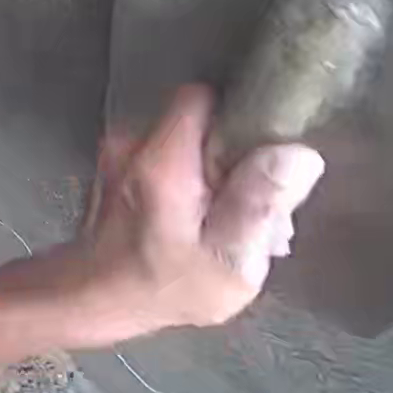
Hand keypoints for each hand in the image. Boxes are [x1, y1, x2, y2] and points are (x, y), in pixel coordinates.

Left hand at [61, 84, 324, 345]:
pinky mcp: (113, 165)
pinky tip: (205, 223)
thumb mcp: (230, 258)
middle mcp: (130, 142)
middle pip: (195, 122)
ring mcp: (116, 151)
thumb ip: (260, 201)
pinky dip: (188, 181)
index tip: (261, 155)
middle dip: (233, 158)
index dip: (236, 117)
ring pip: (182, 141)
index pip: (198, 97)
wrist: (95, 295)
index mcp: (159, 158)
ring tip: (235, 227)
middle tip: (259, 210)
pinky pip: (162, 157)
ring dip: (214, 175)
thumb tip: (297, 151)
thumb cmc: (166, 285)